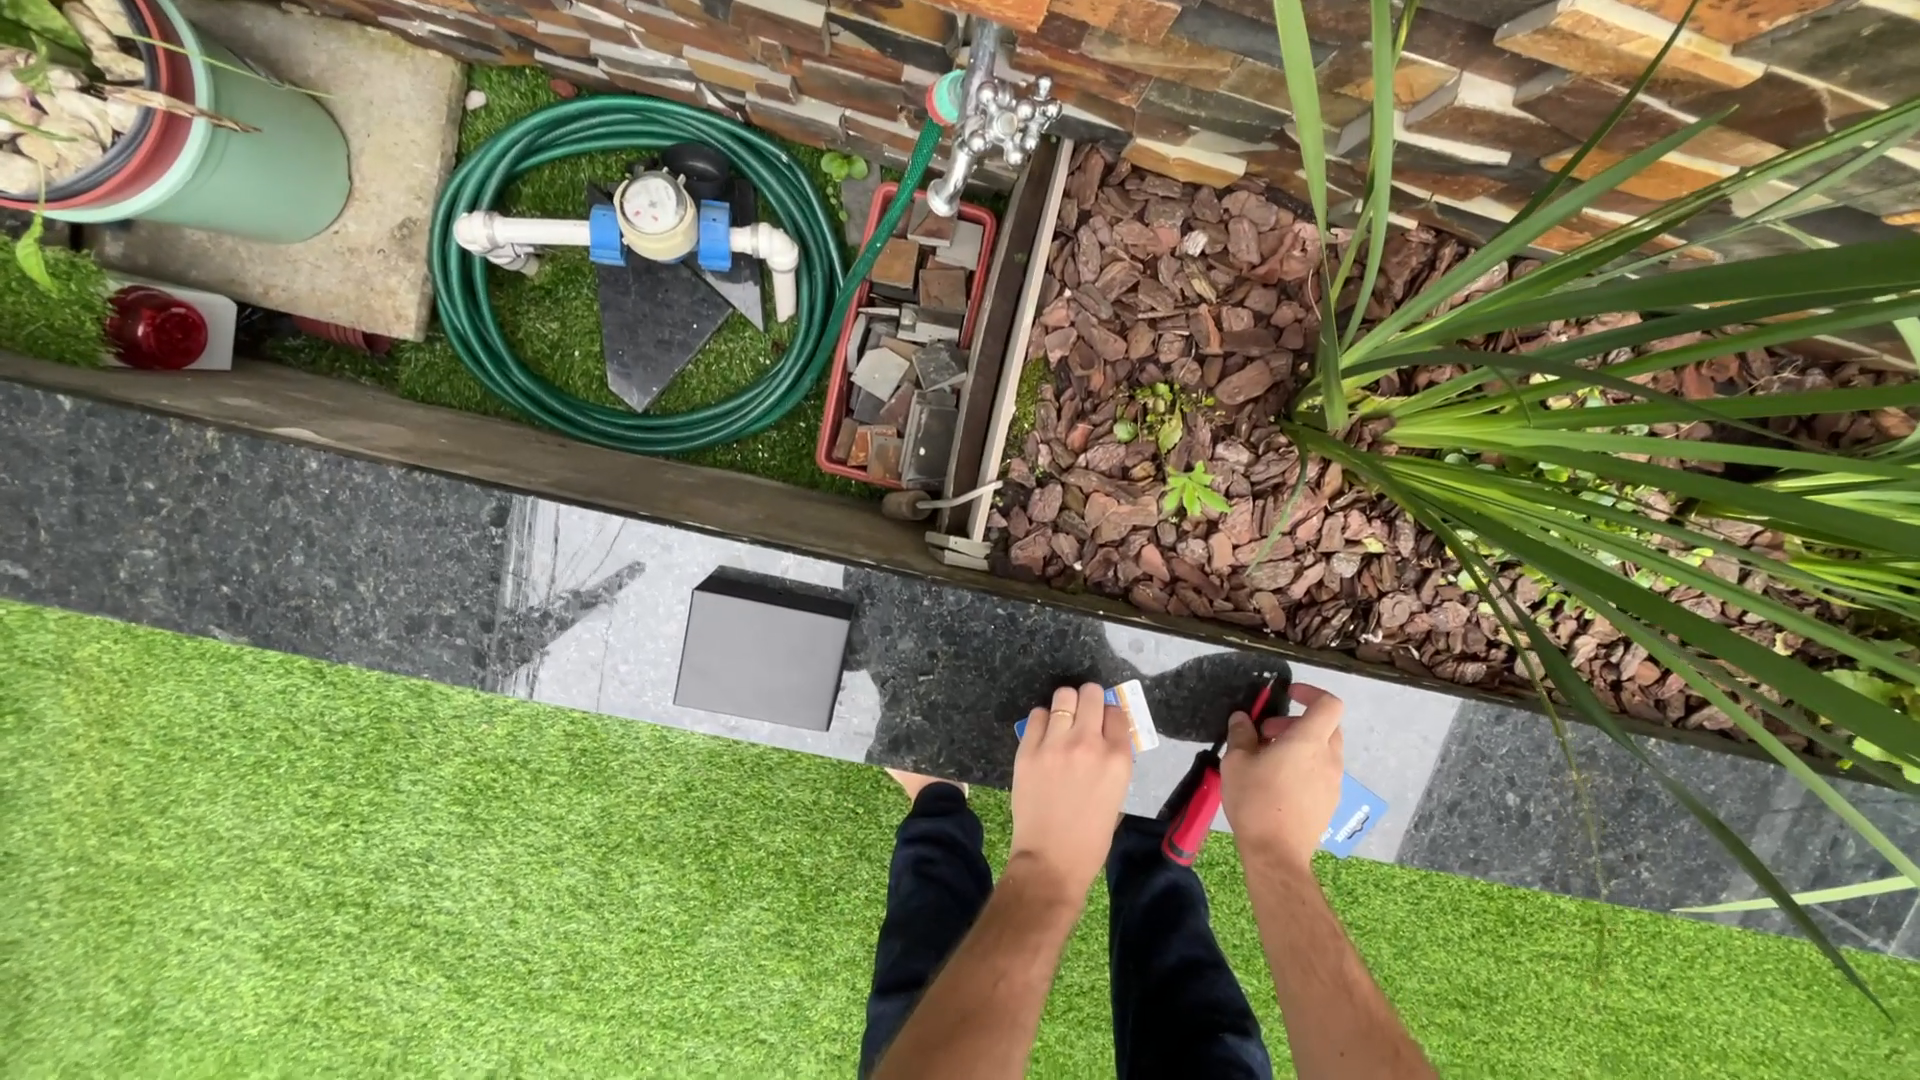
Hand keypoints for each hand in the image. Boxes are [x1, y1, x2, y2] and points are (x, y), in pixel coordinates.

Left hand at [1009, 683, 1134, 904]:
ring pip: (1062, 696)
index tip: (1103, 722)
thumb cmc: (1091, 837)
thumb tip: (1104, 737)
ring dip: (1065, 705)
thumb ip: (1113, 761)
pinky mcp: (1028, 750)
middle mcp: (1089, 743)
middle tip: (1083, 713)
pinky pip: (1036, 716)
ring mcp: (1056, 744)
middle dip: (1089, 699)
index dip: (1110, 715)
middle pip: (1091, 693)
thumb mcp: (1117, 795)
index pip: (1117, 711)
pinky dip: (1041, 721)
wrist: (1051, 860)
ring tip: (1061, 721)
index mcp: (1118, 758)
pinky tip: (1043, 736)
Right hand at [1220, 683, 1344, 870]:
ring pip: (1324, 750)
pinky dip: (1304, 766)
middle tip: (1267, 733)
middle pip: (1326, 726)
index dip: (1312, 692)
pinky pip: (1321, 772)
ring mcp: (1333, 782)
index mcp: (1309, 742)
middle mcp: (1329, 758)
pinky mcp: (1330, 802)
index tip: (1289, 694)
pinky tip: (1277, 782)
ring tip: (1268, 759)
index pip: (1329, 704)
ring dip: (1300, 745)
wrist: (1276, 852)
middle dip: (1297, 721)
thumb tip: (1243, 719)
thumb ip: (1241, 734)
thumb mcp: (1236, 761)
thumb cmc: (1255, 800)